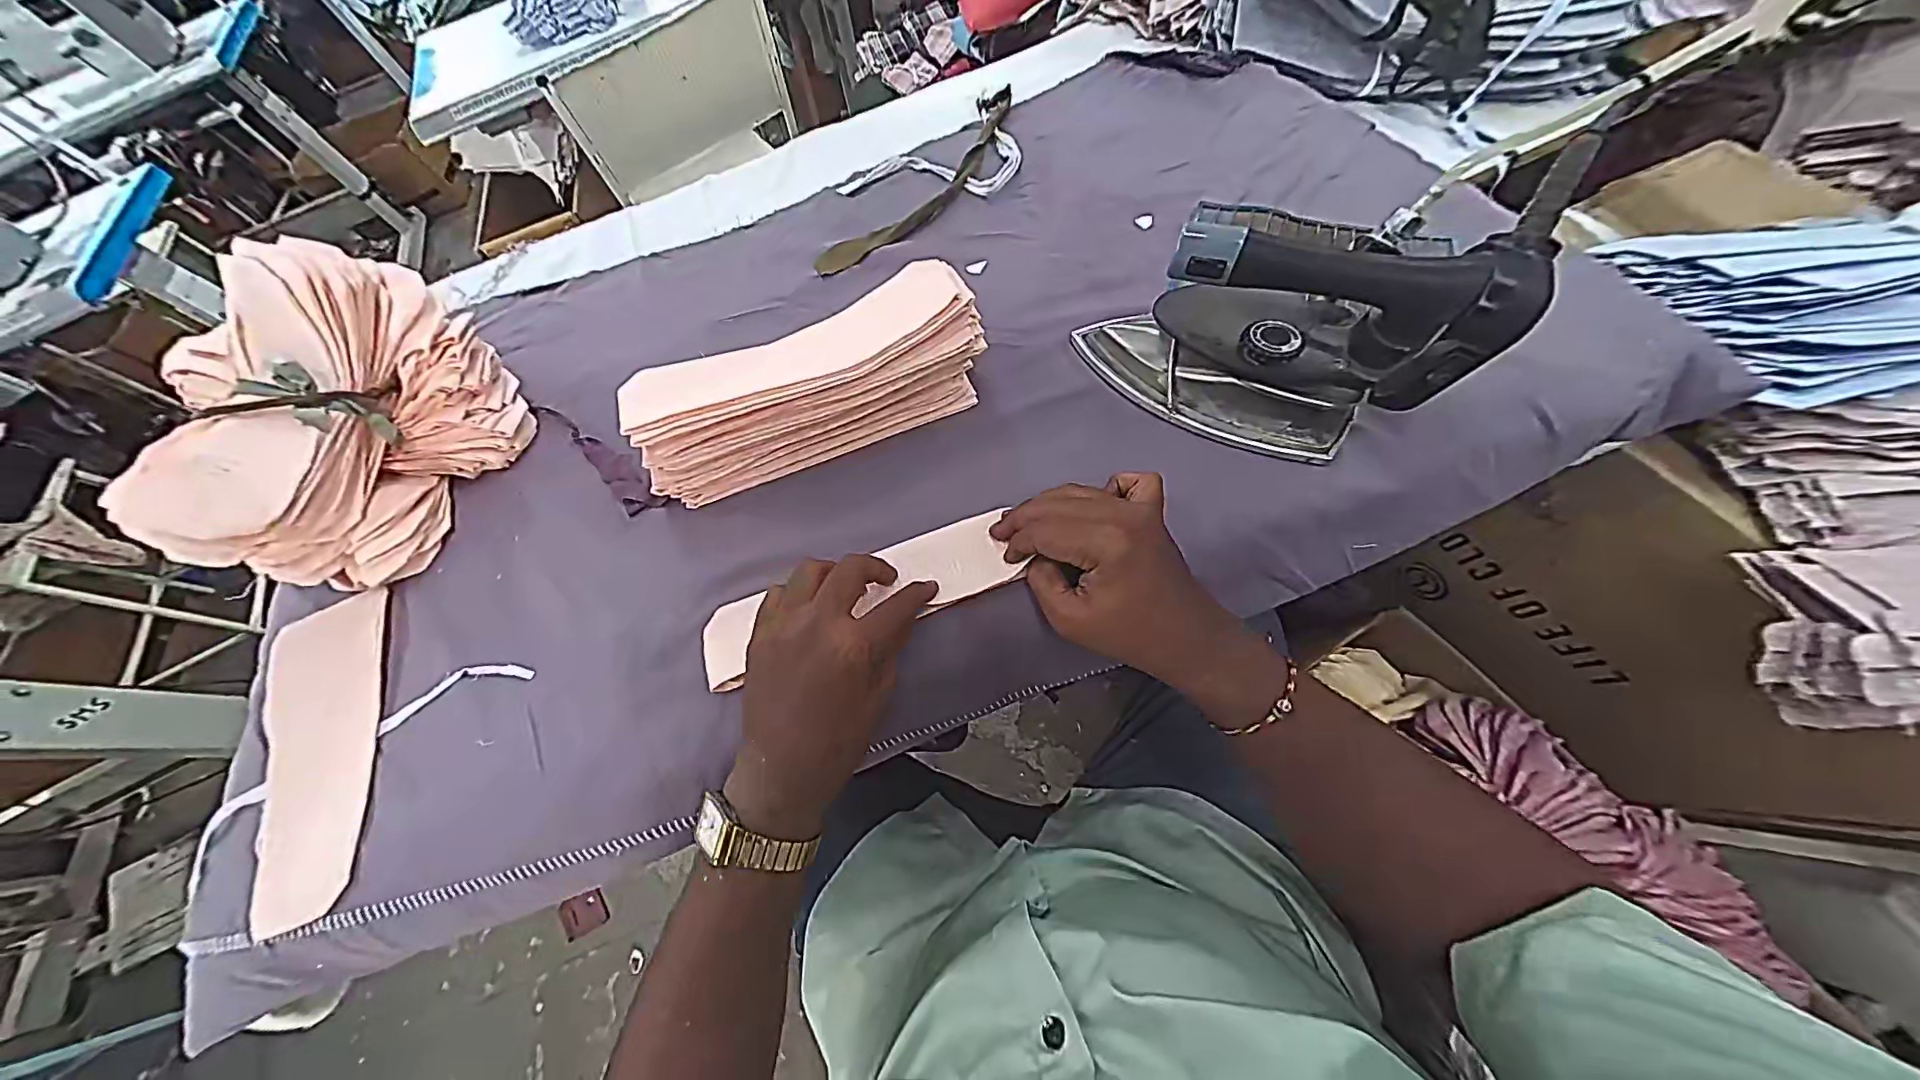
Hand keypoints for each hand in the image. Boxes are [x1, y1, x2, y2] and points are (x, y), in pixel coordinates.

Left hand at [725, 556, 936, 837]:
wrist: (779, 769)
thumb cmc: (835, 744)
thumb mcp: (877, 698)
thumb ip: (889, 651)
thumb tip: (899, 621)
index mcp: (852, 646)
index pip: (896, 606)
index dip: (916, 593)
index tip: (925, 587)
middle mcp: (816, 624)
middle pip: (850, 570)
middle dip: (876, 567)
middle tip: (886, 580)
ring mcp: (783, 625)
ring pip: (810, 571)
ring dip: (834, 573)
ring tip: (844, 587)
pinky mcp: (759, 634)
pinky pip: (778, 593)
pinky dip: (798, 592)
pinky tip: (808, 607)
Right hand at [990, 473, 1263, 694]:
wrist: (1184, 637)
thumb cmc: (1129, 634)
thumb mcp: (1068, 620)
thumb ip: (1042, 581)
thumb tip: (1037, 556)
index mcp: (1106, 542)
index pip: (1045, 529)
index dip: (1018, 541)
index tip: (1006, 556)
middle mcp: (1124, 515)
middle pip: (1058, 504)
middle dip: (1024, 519)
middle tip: (1003, 535)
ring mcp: (1142, 509)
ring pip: (1081, 491)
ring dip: (1049, 504)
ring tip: (1027, 523)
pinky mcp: (1152, 512)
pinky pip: (1128, 482)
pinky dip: (1105, 488)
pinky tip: (1091, 506)